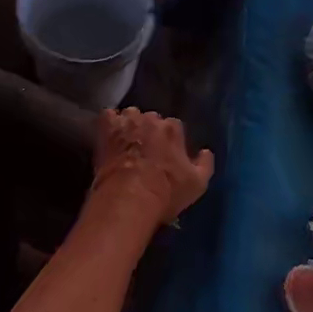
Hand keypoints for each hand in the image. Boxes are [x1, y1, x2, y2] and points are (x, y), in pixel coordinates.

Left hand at [92, 108, 214, 224]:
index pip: (175, 126)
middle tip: (147, 150)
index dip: (171, 140)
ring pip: (130, 115)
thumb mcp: (197, 183)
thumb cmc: (166, 192)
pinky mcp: (107, 126)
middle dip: (151, 131)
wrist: (129, 196)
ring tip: (127, 142)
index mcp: (173, 129)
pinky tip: (110, 135)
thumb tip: (206, 151)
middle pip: (152, 119)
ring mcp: (126, 120)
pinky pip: (108, 116)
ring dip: (130, 125)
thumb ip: (204, 164)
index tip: (167, 153)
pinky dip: (110, 123)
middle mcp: (150, 118)